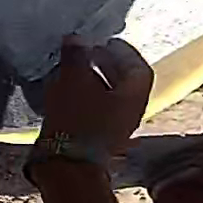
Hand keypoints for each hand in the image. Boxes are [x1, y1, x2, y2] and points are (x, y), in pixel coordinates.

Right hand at [41, 37, 154, 158]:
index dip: (123, 51)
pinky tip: (65, 93)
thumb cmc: (76, 117)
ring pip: (108, 97)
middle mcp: (131, 112)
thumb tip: (76, 38)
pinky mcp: (96, 138)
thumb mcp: (74, 80)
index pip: (137, 66)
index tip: (105, 41)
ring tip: (72, 71)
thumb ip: (77, 57)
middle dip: (106, 65)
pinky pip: (95, 110)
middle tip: (87, 53)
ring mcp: (114, 128)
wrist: (66, 163)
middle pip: (123, 83)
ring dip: (93, 82)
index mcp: (135, 95)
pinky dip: (84, 97)